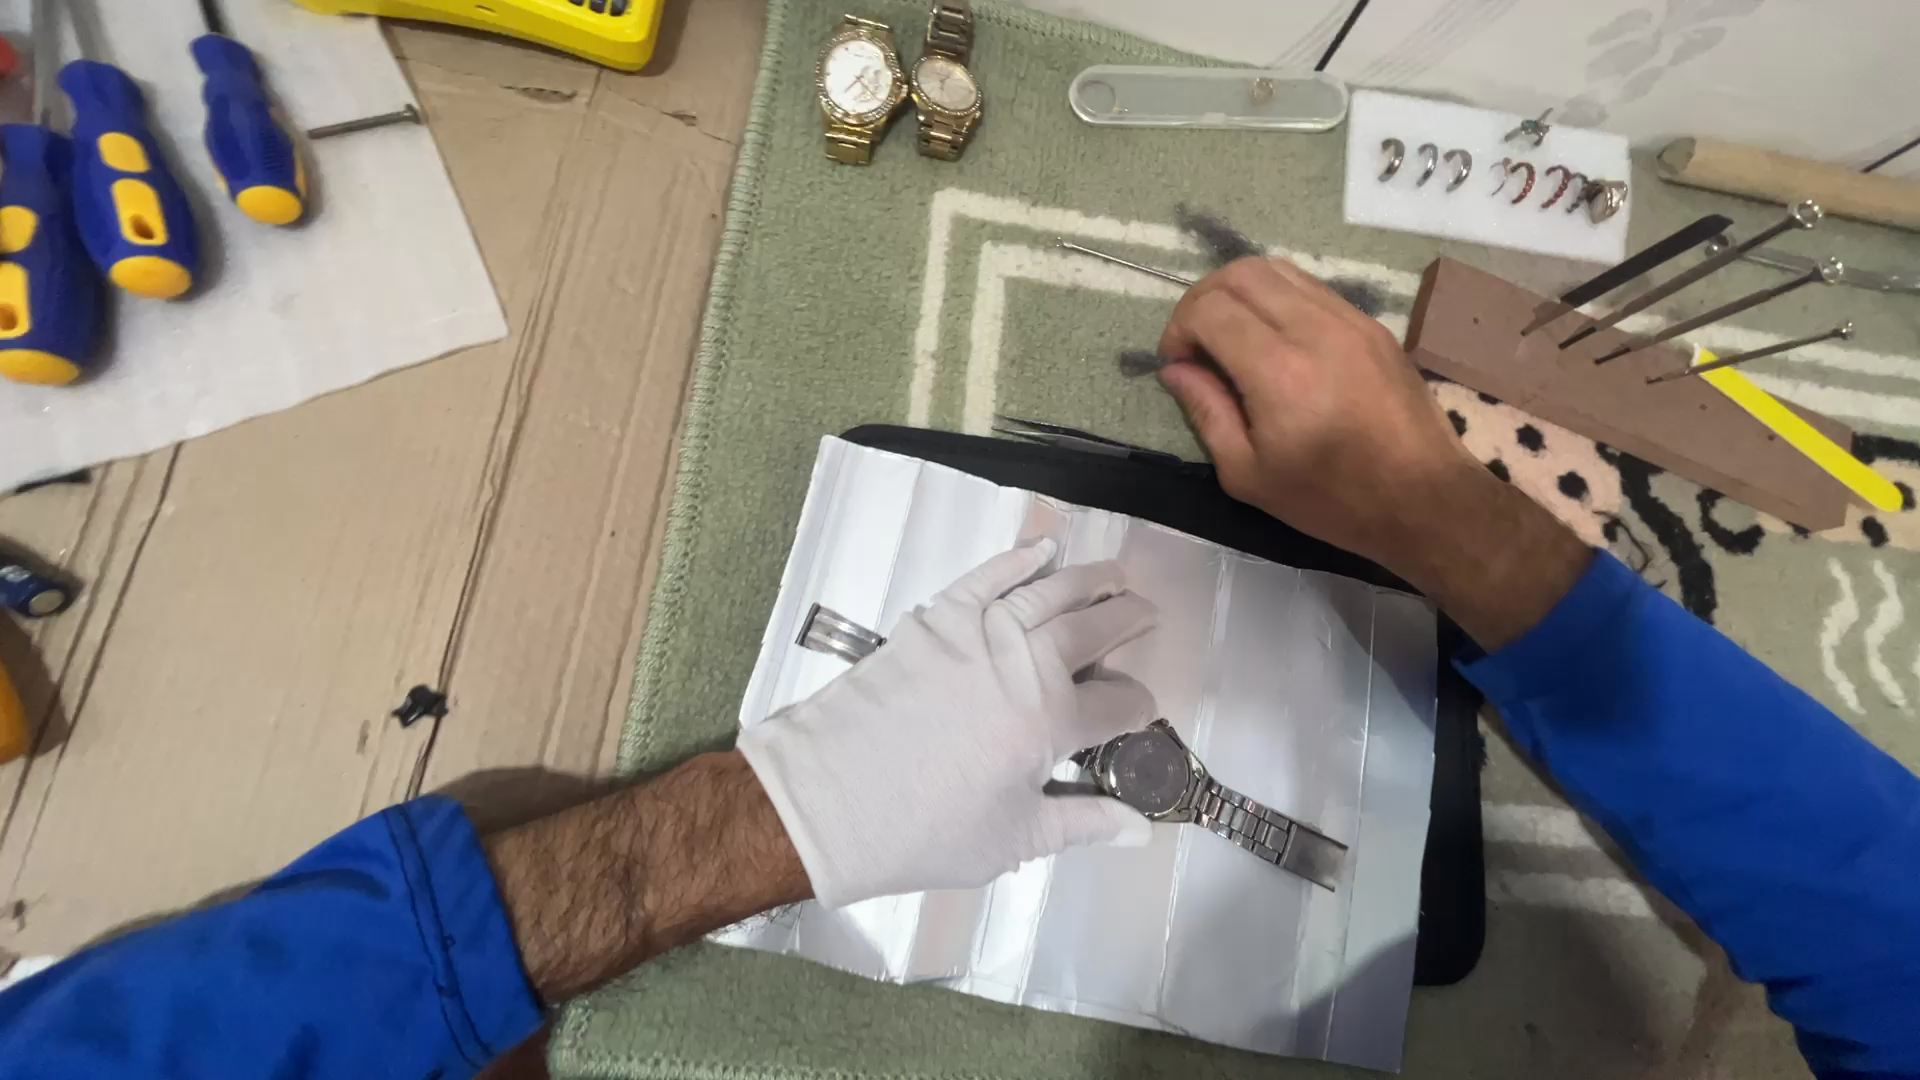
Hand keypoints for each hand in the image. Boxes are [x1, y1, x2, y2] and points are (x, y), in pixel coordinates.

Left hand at [738, 540, 1159, 907]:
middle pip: (1092, 632)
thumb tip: (1141, 827)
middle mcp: (1024, 665)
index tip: (1139, 709)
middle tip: (1147, 613)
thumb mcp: (1014, 841)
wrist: (829, 799)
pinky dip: (1017, 558)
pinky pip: (986, 576)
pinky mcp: (937, 618)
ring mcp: (979, 633)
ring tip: (1115, 575)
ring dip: (1089, 580)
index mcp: (1049, 723)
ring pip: (1048, 593)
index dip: (1137, 706)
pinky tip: (1041, 549)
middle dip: (1128, 620)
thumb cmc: (924, 830)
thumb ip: (1085, 824)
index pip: (1117, 704)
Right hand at [1156, 256, 1478, 567]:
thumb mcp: (1245, 473)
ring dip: (1237, 294)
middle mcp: (1314, 329)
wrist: (1420, 497)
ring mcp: (1348, 319)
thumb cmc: (1327, 498)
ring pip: (1275, 269)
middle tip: (1194, 344)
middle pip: (1239, 273)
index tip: (1176, 364)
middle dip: (1200, 301)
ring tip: (1227, 337)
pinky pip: (1308, 286)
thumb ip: (1205, 412)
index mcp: (1278, 372)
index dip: (1178, 329)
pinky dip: (1272, 299)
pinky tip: (1268, 340)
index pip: (1210, 310)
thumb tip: (1175, 369)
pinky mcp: (1369, 323)